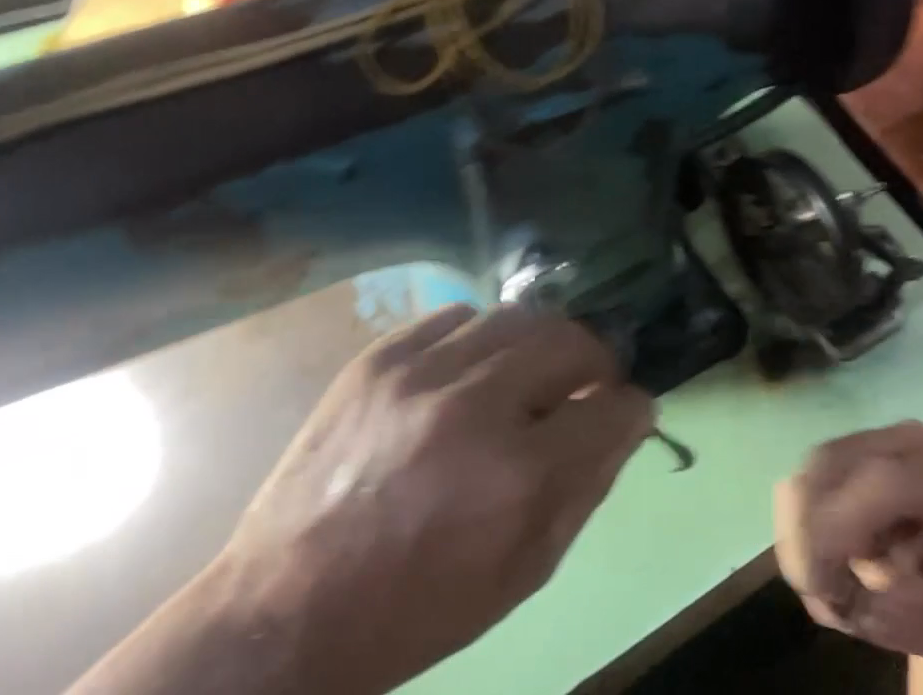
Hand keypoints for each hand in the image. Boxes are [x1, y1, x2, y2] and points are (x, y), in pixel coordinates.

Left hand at [221, 305, 653, 694]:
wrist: (290, 604)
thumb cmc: (417, 606)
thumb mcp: (522, 572)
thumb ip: (586, 489)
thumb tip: (624, 423)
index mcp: (517, 474)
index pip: (612, 408)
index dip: (632, 411)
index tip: (626, 415)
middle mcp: (473, 405)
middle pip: (569, 341)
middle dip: (595, 363)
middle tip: (587, 390)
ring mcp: (417, 372)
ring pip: (514, 316)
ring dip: (540, 343)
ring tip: (530, 376)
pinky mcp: (374, 358)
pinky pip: (452, 316)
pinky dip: (480, 337)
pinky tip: (472, 370)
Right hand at [774, 423, 922, 692]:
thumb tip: (871, 597)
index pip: (884, 480)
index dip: (837, 529)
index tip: (823, 590)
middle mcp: (918, 441)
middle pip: (831, 466)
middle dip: (810, 537)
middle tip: (827, 604)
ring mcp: (880, 439)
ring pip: (808, 474)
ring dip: (803, 537)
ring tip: (834, 592)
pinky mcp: (852, 451)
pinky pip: (803, 482)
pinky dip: (801, 530)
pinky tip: (829, 565)